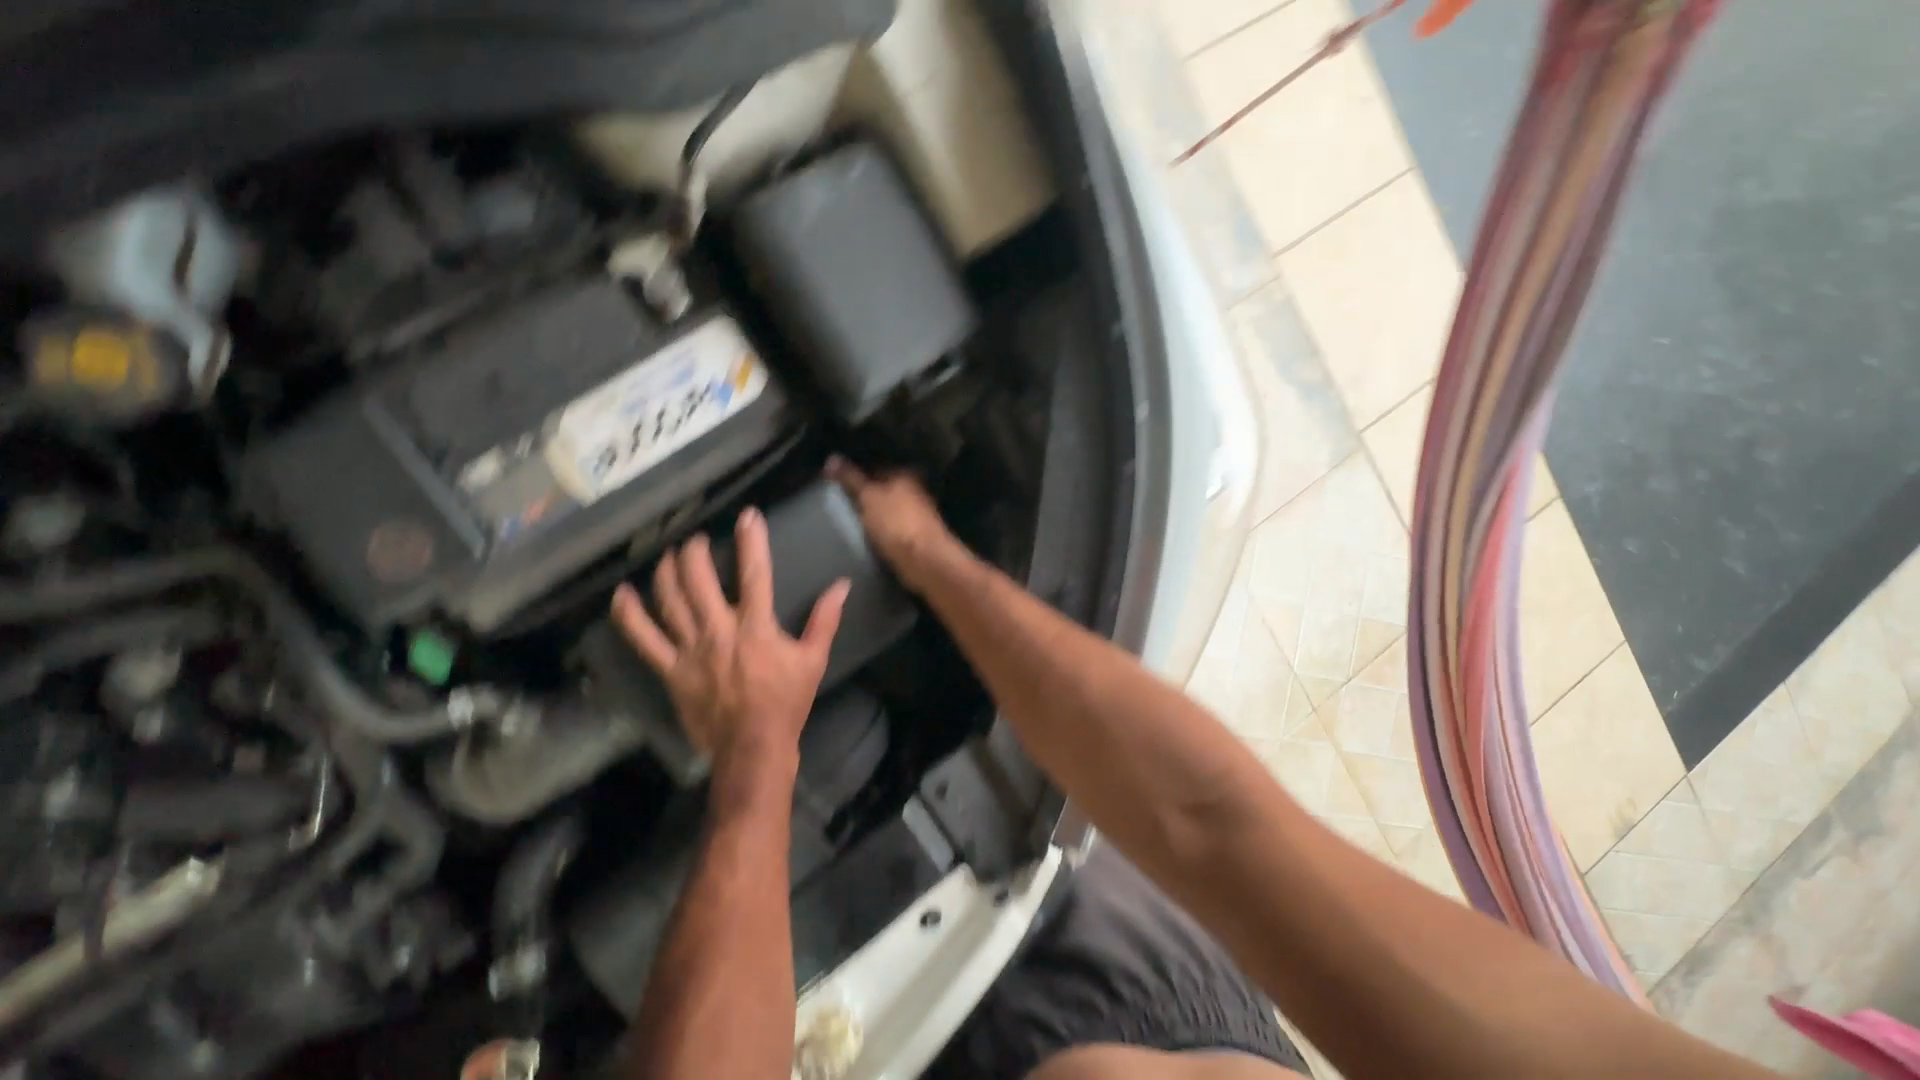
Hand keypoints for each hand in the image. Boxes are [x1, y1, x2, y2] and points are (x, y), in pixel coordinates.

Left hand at [611, 507, 849, 787]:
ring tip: (668, 556)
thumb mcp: (814, 660)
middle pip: (699, 579)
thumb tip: (841, 586)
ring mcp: (691, 650)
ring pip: (670, 600)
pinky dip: (630, 615)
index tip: (746, 516)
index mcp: (756, 627)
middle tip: (695, 540)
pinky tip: (622, 594)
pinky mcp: (671, 670)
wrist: (753, 748)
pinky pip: (644, 639)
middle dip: (695, 552)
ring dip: (666, 572)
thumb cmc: (786, 704)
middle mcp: (719, 631)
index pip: (754, 573)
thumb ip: (825, 620)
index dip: (751, 540)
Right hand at [826, 456, 960, 593]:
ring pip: (885, 510)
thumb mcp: (868, 496)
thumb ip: (850, 478)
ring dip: (869, 515)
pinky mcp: (913, 537)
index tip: (833, 481)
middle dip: (862, 495)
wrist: (925, 561)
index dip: (853, 472)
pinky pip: (889, 529)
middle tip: (835, 502)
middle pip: (880, 489)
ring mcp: (915, 515)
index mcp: (904, 474)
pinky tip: (862, 537)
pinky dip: (878, 532)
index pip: (874, 466)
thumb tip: (831, 458)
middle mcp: (913, 491)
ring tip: (844, 521)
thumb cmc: (896, 523)